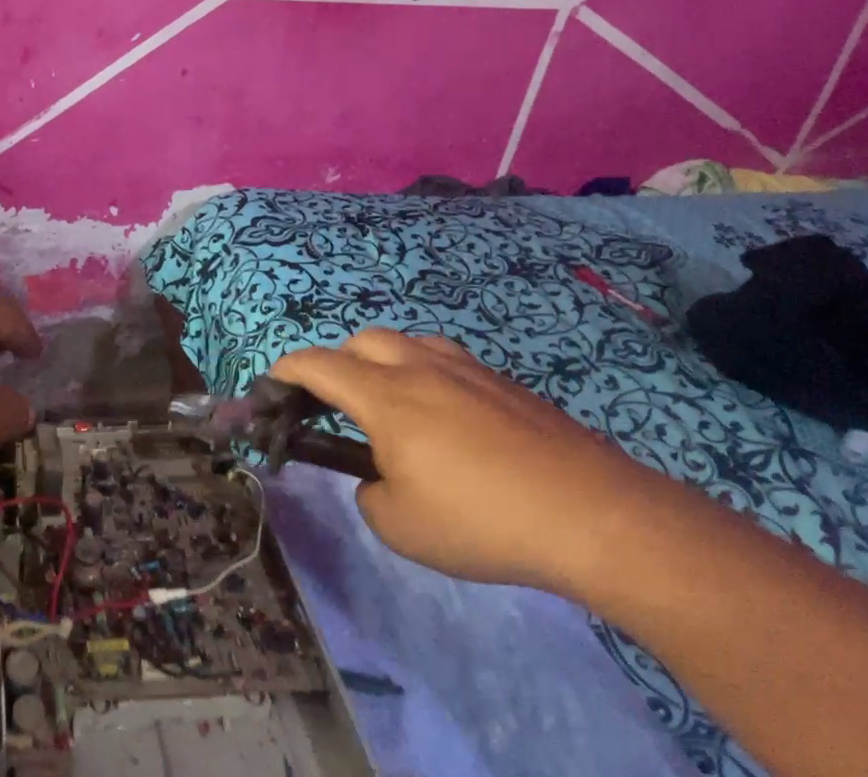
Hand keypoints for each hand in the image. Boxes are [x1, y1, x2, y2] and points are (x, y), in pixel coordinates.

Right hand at [270, 329, 670, 592]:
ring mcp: (472, 372)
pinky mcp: (510, 387)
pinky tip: (447, 420)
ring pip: (410, 343)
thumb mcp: (398, 526)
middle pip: (363, 341)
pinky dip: (428, 376)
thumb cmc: (481, 521)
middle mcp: (423, 368)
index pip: (317, 364)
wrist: (596, 517)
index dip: (285, 371)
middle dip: (336, 365)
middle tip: (334, 406)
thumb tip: (380, 477)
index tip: (270, 388)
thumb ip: (369, 492)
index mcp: (386, 397)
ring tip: (391, 406)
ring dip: (384, 363)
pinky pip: (450, 362)